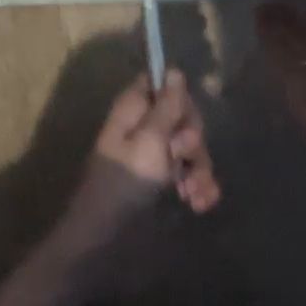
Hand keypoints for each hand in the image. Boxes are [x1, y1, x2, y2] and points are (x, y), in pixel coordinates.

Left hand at [71, 70, 220, 224]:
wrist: (106, 235)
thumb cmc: (125, 182)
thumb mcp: (150, 139)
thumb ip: (167, 106)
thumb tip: (173, 69)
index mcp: (134, 111)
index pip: (163, 85)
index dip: (181, 99)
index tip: (184, 120)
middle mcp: (144, 129)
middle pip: (182, 119)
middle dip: (193, 141)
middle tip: (183, 156)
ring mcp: (153, 156)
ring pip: (189, 150)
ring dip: (199, 170)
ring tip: (194, 194)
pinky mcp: (161, 182)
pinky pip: (189, 174)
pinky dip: (198, 186)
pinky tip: (199, 203)